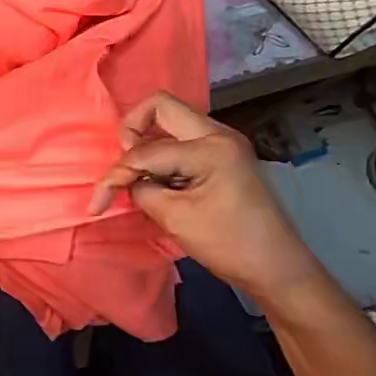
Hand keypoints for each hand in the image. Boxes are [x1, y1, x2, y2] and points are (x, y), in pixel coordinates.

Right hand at [89, 92, 323, 302]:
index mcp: (210, 147)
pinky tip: (157, 184)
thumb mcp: (175, 218)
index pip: (145, 151)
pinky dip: (162, 156)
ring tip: (138, 181)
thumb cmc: (228, 244)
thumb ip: (142, 191)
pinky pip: (182, 142)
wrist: (277, 268)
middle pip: (160, 107)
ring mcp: (224, 143)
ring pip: (171, 122)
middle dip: (131, 130)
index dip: (116, 175)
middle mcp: (219, 134)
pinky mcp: (223, 157)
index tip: (98, 203)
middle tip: (122, 165)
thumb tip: (127, 182)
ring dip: (147, 144)